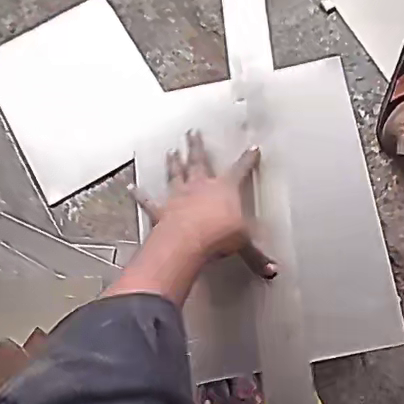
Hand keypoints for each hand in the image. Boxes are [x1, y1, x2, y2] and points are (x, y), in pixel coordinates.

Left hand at [131, 131, 276, 277]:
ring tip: (171, 151)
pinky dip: (140, 194)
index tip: (253, 148)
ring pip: (176, 174)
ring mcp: (179, 196)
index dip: (248, 159)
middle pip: (199, 160)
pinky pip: (149, 201)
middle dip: (196, 146)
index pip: (240, 170)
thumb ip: (256, 256)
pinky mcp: (161, 211)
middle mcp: (200, 186)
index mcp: (225, 189)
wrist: (188, 242)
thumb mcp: (244, 246)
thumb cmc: (218, 237)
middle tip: (192, 132)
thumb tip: (272, 271)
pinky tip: (131, 187)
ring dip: (173, 163)